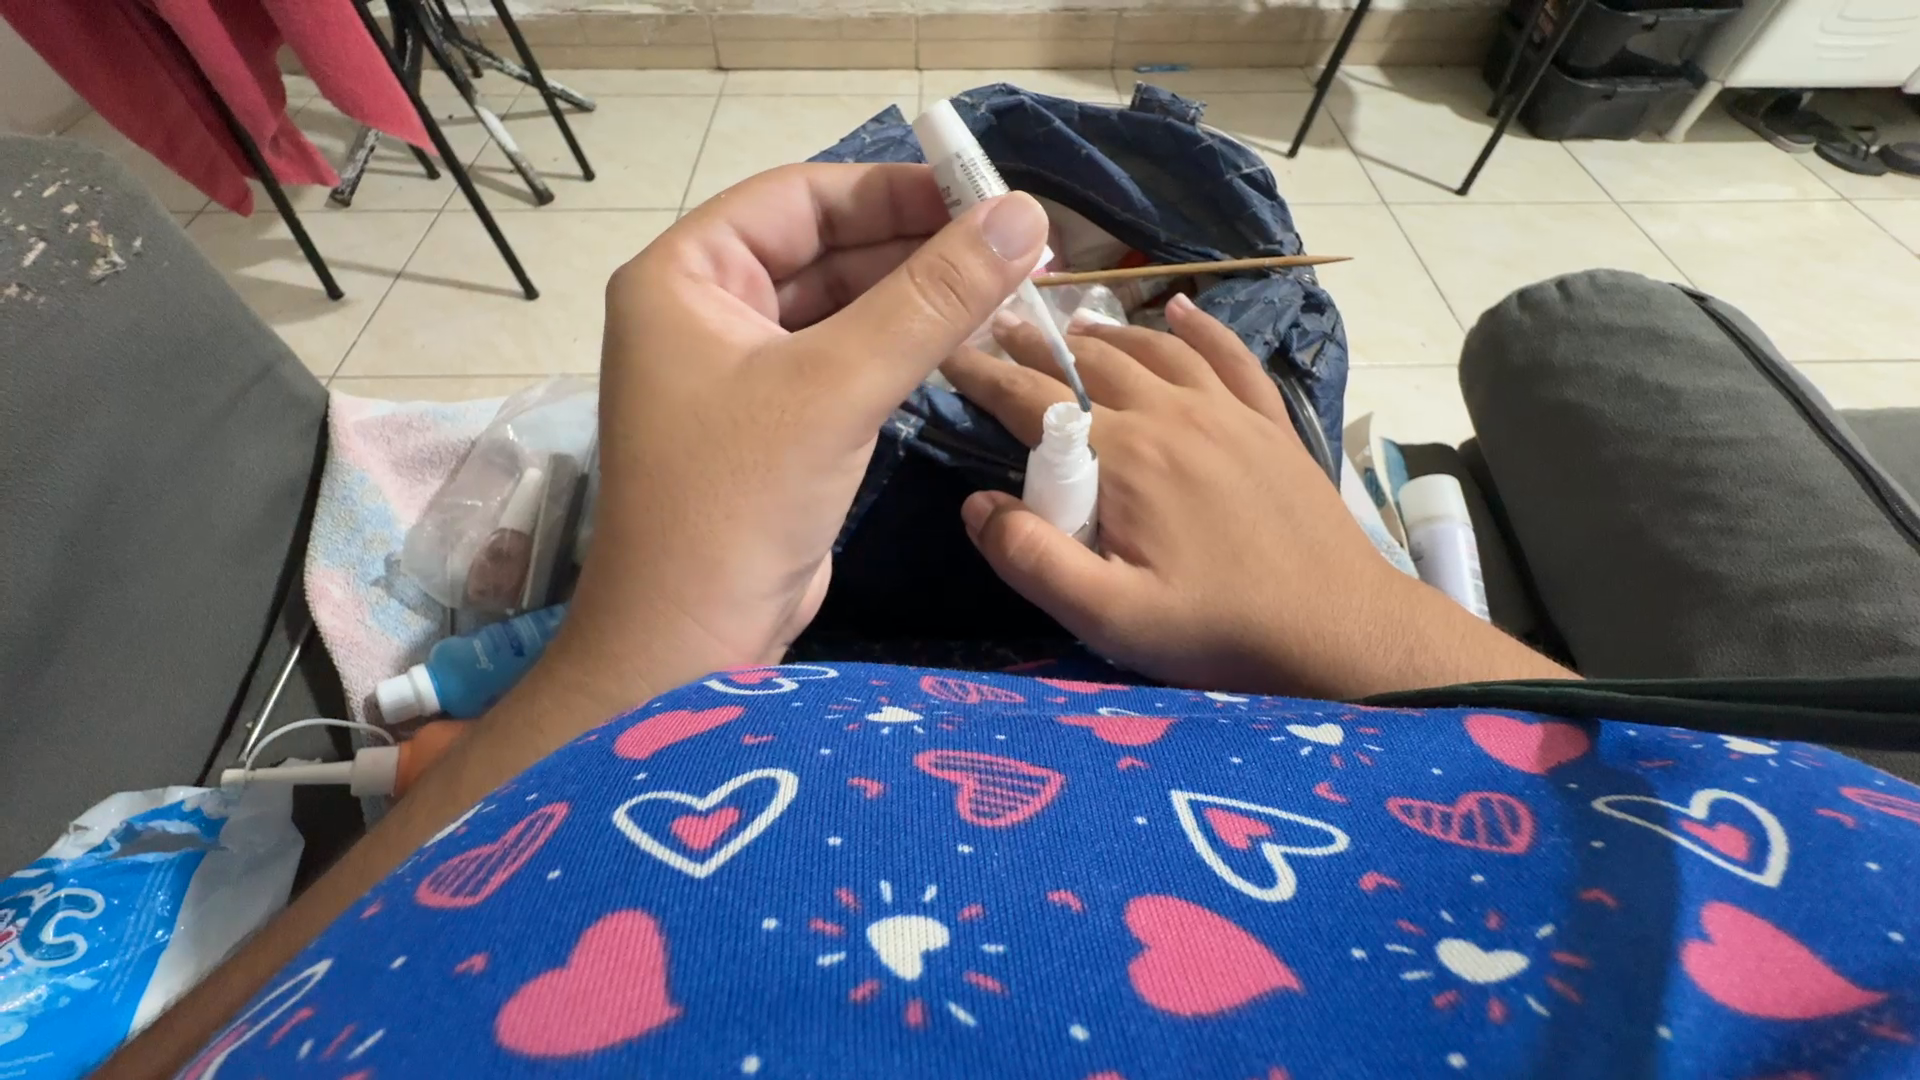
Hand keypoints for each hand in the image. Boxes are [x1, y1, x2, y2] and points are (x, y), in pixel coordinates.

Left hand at [558, 164, 1053, 710]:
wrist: (697, 634)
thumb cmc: (741, 497)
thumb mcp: (838, 385)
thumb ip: (932, 299)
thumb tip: (1024, 217)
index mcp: (686, 276)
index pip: (800, 199)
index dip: (891, 190)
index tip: (979, 194)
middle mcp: (708, 313)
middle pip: (825, 253)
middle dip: (915, 249)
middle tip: (1010, 246)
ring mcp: (744, 373)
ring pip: (841, 312)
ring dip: (915, 303)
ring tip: (1003, 288)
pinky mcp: (780, 425)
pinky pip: (846, 364)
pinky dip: (899, 352)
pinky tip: (960, 343)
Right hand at [942, 295, 1571, 698]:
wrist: (1339, 635)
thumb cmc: (1216, 629)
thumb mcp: (1108, 616)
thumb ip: (1033, 559)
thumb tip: (977, 504)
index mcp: (1127, 456)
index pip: (1035, 400)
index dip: (983, 374)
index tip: (946, 351)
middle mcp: (1174, 415)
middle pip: (1091, 362)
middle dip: (1035, 344)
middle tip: (997, 326)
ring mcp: (1228, 414)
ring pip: (1154, 350)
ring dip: (1103, 333)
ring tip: (1068, 325)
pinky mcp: (1269, 426)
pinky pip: (1230, 358)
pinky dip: (1199, 328)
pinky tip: (1178, 309)